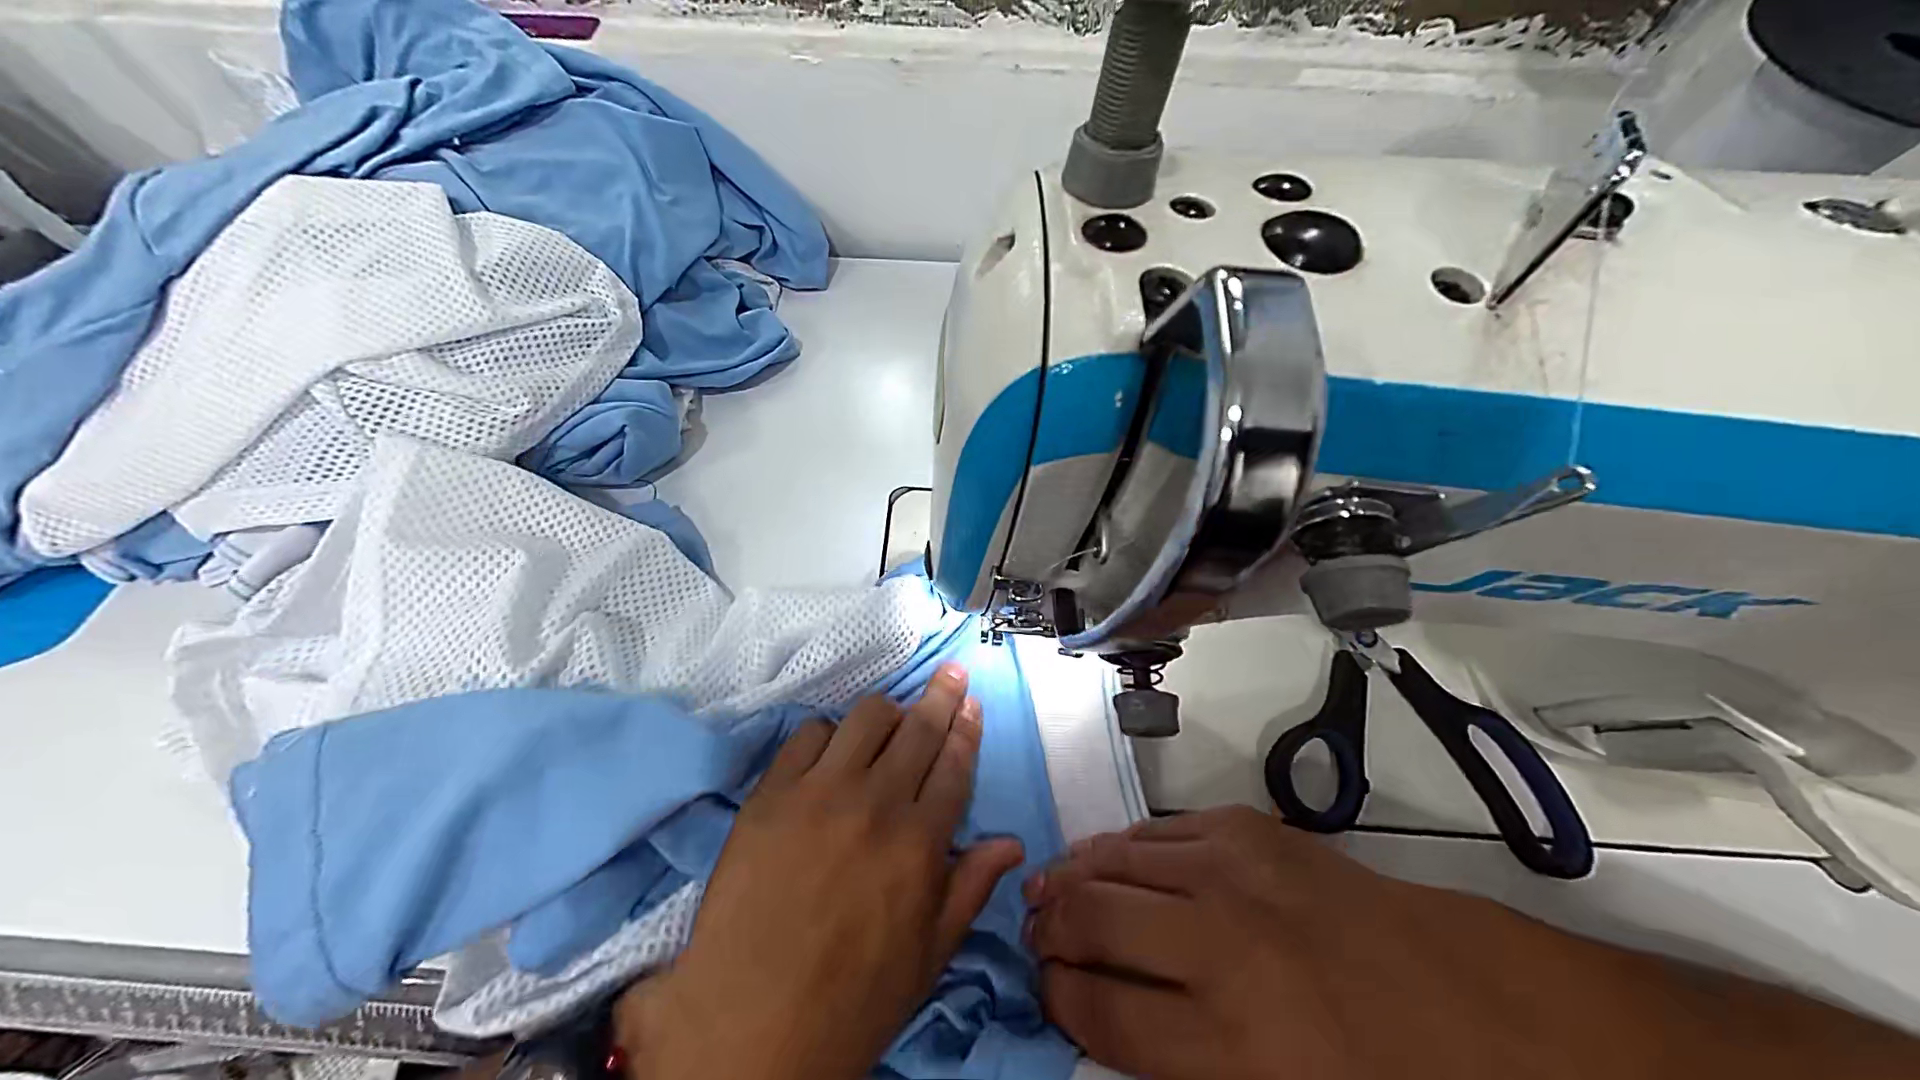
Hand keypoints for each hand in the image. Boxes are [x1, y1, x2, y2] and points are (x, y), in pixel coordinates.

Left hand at [615, 664, 1024, 1079]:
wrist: (748, 1023)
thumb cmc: (852, 997)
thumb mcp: (929, 955)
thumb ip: (971, 887)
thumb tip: (1012, 844)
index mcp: (921, 843)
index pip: (954, 764)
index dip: (966, 728)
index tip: (971, 703)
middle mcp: (876, 804)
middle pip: (918, 728)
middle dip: (941, 695)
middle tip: (950, 675)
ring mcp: (820, 793)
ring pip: (866, 718)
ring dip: (887, 712)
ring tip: (891, 719)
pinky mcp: (771, 794)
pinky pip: (806, 736)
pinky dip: (827, 734)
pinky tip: (832, 752)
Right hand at [1027, 805, 1468, 1079]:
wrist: (1479, 1009)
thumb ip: (1180, 1072)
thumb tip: (1102, 1021)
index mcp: (1233, 1045)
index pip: (1101, 1009)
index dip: (1057, 997)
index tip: (1044, 990)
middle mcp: (1220, 945)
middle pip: (1094, 920)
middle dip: (1049, 930)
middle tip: (1033, 936)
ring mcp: (1233, 871)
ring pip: (1115, 861)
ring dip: (1071, 876)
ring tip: (1047, 889)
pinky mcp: (1249, 830)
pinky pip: (1157, 829)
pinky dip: (1119, 845)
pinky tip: (1104, 857)